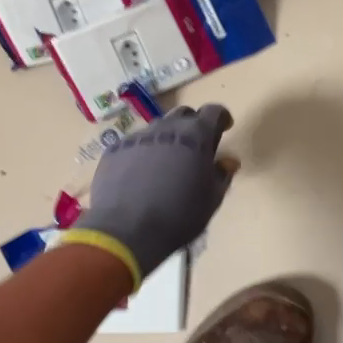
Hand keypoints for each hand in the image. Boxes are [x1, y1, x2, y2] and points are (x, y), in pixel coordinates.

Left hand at [68, 104, 235, 285]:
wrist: (126, 231)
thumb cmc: (179, 216)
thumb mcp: (212, 199)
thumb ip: (222, 175)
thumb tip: (228, 161)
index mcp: (196, 136)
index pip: (214, 111)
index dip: (221, 118)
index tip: (225, 128)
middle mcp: (167, 127)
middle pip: (184, 114)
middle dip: (194, 124)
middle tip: (196, 146)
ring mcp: (138, 136)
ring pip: (158, 127)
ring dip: (167, 137)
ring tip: (167, 162)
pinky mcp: (114, 149)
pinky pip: (135, 143)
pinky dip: (144, 151)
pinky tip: (141, 174)